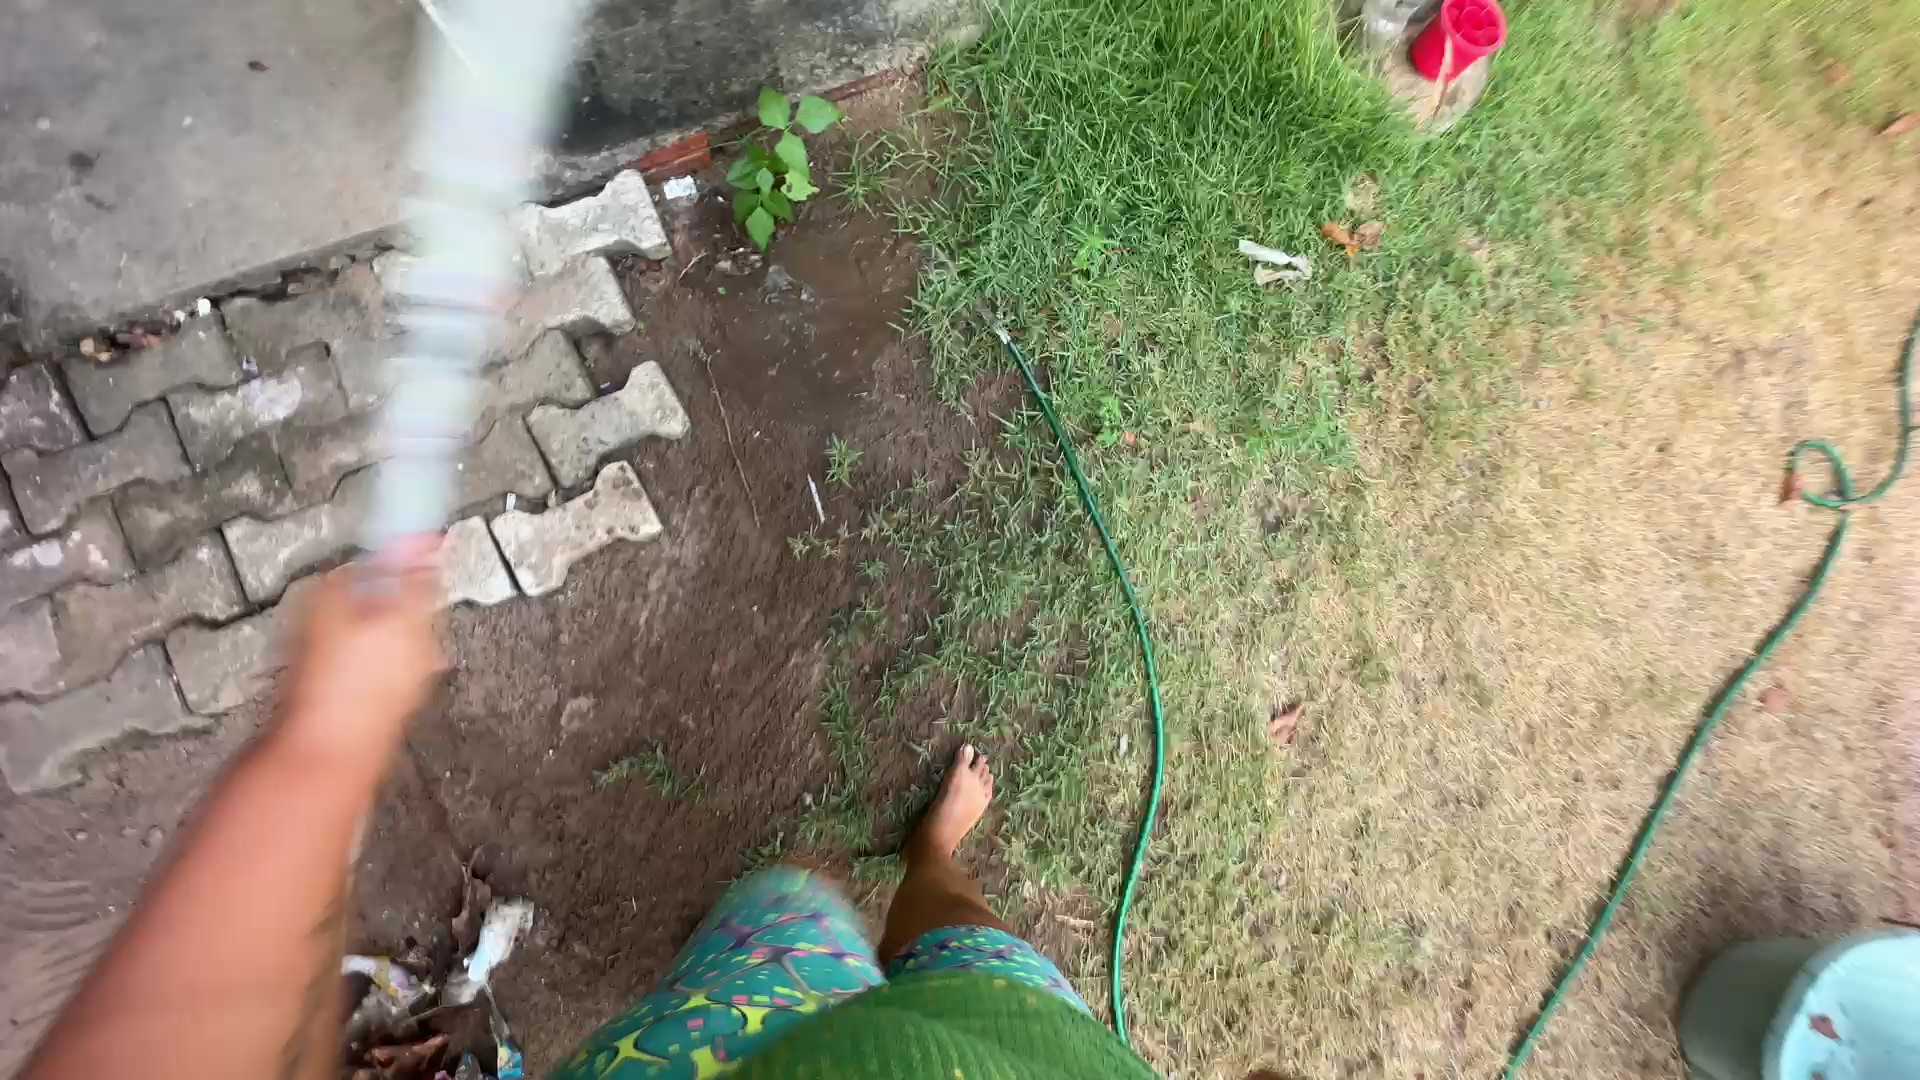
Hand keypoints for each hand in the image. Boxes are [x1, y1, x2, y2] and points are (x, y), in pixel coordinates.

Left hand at [269, 538, 447, 776]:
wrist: (333, 746)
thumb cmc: (363, 685)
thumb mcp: (408, 618)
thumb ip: (418, 576)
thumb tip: (424, 538)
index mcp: (334, 590)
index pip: (383, 556)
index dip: (417, 564)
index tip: (440, 567)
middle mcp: (319, 613)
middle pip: (382, 594)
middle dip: (415, 609)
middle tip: (434, 624)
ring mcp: (321, 648)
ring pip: (380, 629)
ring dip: (408, 641)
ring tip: (425, 659)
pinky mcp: (328, 679)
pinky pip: (373, 658)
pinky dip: (394, 666)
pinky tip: (407, 681)